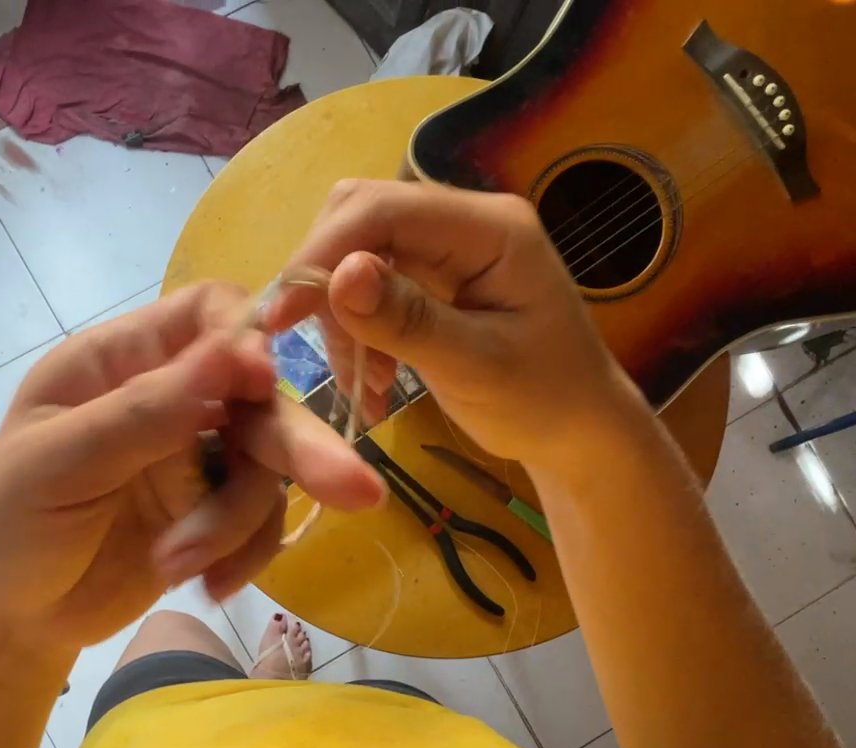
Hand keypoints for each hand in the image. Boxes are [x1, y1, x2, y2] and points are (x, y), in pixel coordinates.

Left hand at [0, 283, 383, 651]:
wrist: (9, 621)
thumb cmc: (9, 528)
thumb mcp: (61, 464)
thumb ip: (146, 411)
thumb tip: (236, 350)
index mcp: (121, 362)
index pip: (207, 317)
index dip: (247, 342)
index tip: (263, 384)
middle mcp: (171, 401)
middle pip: (259, 402)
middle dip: (299, 450)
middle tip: (356, 492)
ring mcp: (197, 461)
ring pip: (268, 472)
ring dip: (237, 525)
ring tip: (182, 567)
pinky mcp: (214, 517)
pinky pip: (262, 525)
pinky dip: (246, 556)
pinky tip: (210, 586)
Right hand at [262, 180, 642, 466]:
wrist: (576, 429)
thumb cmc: (542, 401)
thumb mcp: (476, 367)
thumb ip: (408, 320)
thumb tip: (338, 276)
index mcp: (489, 228)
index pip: (383, 209)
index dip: (323, 254)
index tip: (279, 316)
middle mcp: (463, 223)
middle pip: (361, 218)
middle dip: (327, 283)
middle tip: (312, 348)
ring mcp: (446, 250)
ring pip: (359, 256)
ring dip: (344, 322)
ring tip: (367, 387)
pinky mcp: (432, 281)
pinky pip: (372, 291)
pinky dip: (359, 337)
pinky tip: (376, 383)